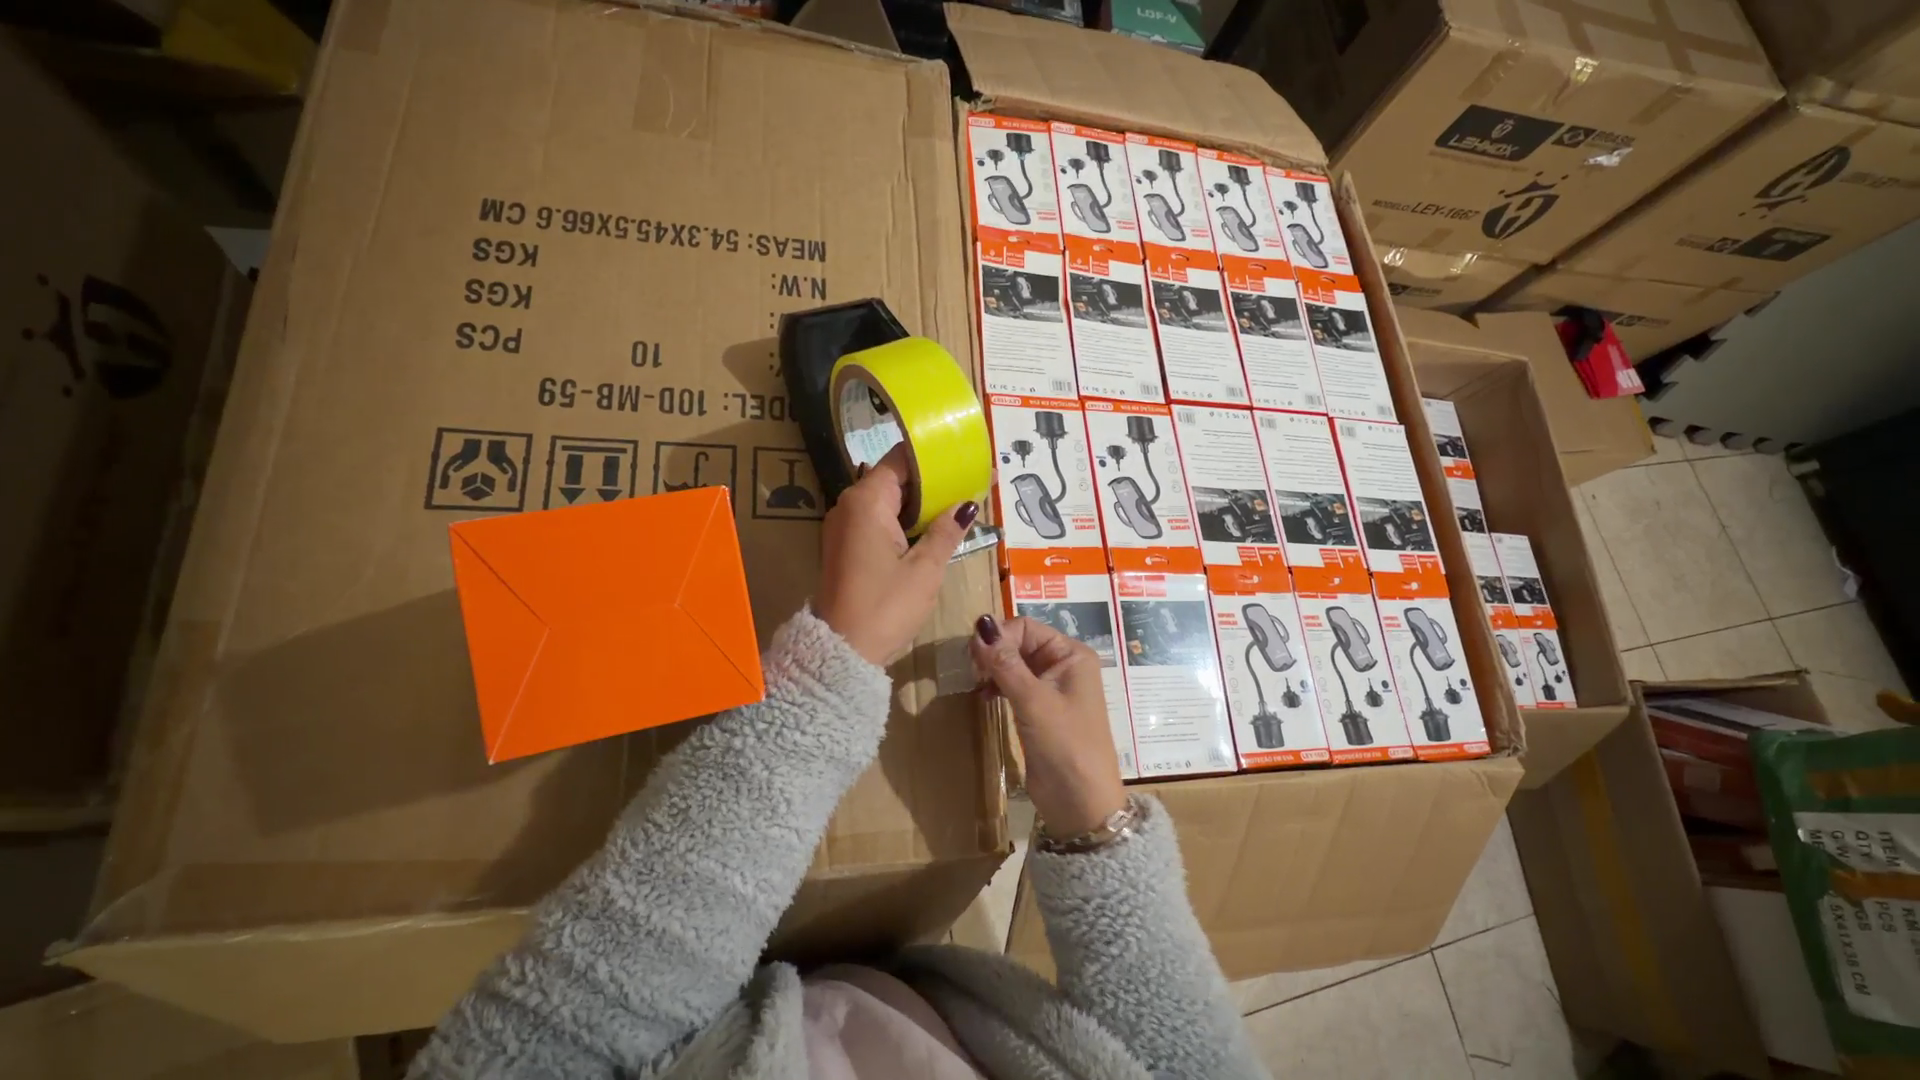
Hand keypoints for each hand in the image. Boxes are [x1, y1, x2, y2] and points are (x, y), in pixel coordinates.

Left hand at [814, 446, 977, 666]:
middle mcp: (848, 505)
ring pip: (886, 501)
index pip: (901, 459)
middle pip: (894, 478)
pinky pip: (876, 521)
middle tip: (970, 483)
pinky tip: (930, 530)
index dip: (934, 457)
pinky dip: (902, 522)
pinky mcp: (844, 546)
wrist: (842, 650)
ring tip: (957, 504)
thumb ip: (946, 531)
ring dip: (918, 504)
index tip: (964, 457)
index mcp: (866, 500)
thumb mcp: (925, 569)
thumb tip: (967, 504)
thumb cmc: (886, 606)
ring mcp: (842, 526)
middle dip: (930, 482)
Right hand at [970, 615, 1127, 837]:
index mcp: (1071, 655)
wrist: (1080, 801)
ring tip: (975, 683)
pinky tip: (983, 696)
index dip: (999, 636)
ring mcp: (1051, 689)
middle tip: (970, 670)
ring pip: (1013, 665)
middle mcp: (1063, 666)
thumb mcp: (1033, 700)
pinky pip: (1013, 686)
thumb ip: (1005, 662)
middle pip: (1019, 643)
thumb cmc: (1064, 744)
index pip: (1026, 627)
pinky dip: (996, 686)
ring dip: (992, 669)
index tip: (974, 655)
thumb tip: (980, 624)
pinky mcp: (1039, 711)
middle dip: (993, 652)